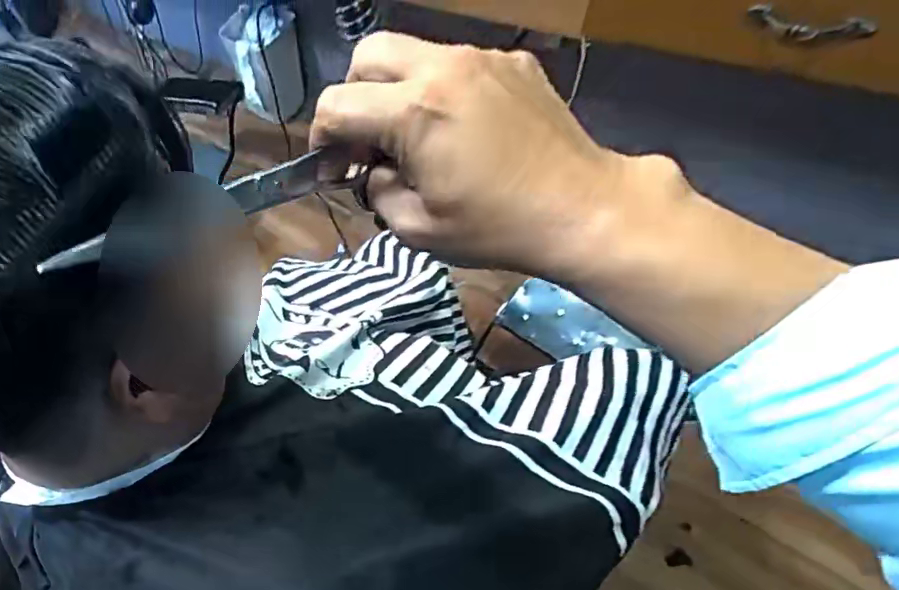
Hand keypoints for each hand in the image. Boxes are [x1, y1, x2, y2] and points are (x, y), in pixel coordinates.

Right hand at [311, 33, 679, 280]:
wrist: (577, 206)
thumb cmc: (491, 227)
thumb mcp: (413, 226)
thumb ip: (378, 189)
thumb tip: (373, 171)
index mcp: (416, 110)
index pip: (338, 103)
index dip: (322, 139)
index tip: (332, 170)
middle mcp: (446, 67)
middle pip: (370, 55)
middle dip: (353, 98)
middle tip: (363, 145)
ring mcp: (483, 58)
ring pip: (412, 53)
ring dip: (393, 94)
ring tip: (406, 144)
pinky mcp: (512, 63)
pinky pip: (453, 65)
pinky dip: (434, 93)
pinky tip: (450, 135)